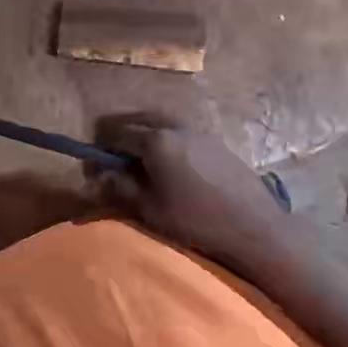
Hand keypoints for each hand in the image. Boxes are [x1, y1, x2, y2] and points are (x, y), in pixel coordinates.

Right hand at [94, 114, 301, 270]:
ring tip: (139, 163)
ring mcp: (199, 131)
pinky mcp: (215, 141)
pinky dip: (165, 140)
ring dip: (144, 136)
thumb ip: (121, 187)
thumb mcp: (150, 209)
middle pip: (138, 120)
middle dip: (120, 136)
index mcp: (156, 140)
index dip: (99, 149)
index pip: (116, 133)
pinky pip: (180, 131)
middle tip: (112, 161)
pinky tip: (169, 165)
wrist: (253, 225)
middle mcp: (176, 126)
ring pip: (161, 123)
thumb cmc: (196, 220)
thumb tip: (99, 174)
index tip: (93, 169)